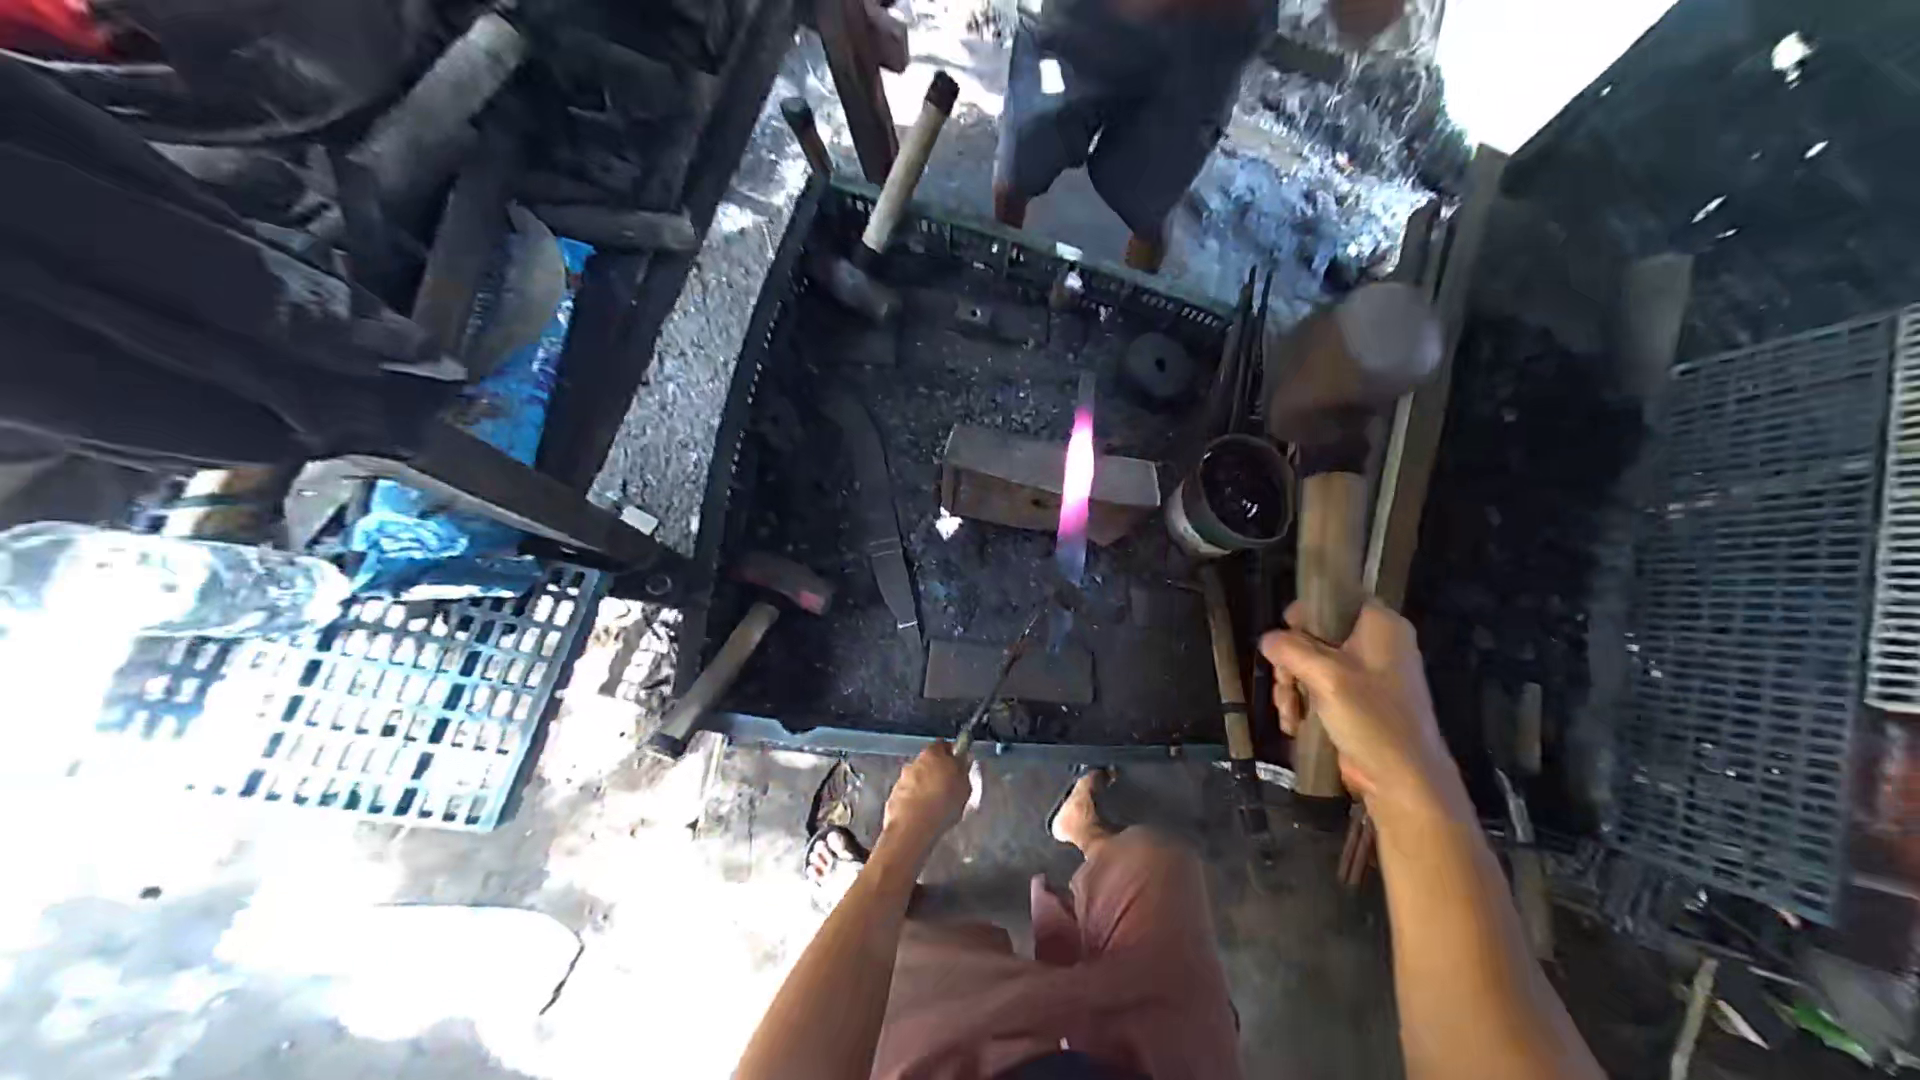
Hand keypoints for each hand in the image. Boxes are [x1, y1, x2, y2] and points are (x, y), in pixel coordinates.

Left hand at [880, 742, 971, 858]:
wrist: (913, 828)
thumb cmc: (942, 805)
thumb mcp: (964, 788)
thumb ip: (963, 771)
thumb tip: (962, 763)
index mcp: (933, 753)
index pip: (944, 745)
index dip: (952, 754)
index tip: (958, 765)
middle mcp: (915, 762)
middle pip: (929, 761)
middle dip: (937, 771)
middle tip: (949, 787)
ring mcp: (902, 778)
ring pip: (917, 778)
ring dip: (925, 786)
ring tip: (936, 805)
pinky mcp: (893, 795)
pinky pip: (908, 794)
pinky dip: (914, 800)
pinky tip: (923, 814)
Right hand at [1258, 600, 1468, 821]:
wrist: (1402, 779)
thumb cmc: (1372, 718)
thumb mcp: (1325, 677)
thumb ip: (1290, 650)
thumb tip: (1267, 639)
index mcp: (1381, 626)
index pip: (1335, 598)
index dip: (1306, 615)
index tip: (1287, 639)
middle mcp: (1375, 644)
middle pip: (1315, 634)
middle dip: (1291, 661)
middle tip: (1286, 682)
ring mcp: (1365, 674)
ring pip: (1310, 663)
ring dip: (1292, 686)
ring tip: (1290, 711)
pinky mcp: (1356, 700)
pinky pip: (1317, 687)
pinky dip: (1302, 702)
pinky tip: (1296, 721)